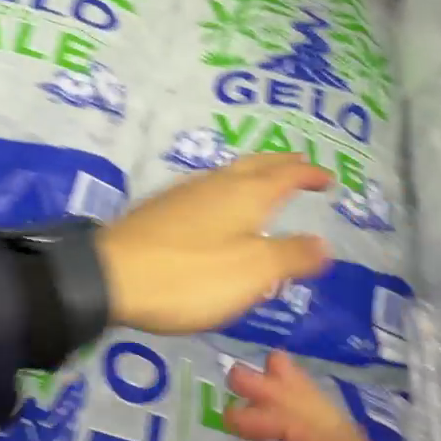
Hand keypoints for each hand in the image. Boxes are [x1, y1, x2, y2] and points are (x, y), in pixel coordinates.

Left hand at [97, 154, 333, 333]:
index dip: (310, 174)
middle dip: (283, 164)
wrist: (111, 277)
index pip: (287, 174)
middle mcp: (217, 184)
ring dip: (254, 175)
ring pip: (230, 175)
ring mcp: (185, 194)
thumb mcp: (254, 271)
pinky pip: (209, 191)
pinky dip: (229, 192)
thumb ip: (292, 256)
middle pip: (257, 165)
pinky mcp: (162, 211)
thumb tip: (324, 244)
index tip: (328, 178)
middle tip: (301, 165)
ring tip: (266, 186)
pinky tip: (219, 211)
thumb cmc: (192, 274)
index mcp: (247, 194)